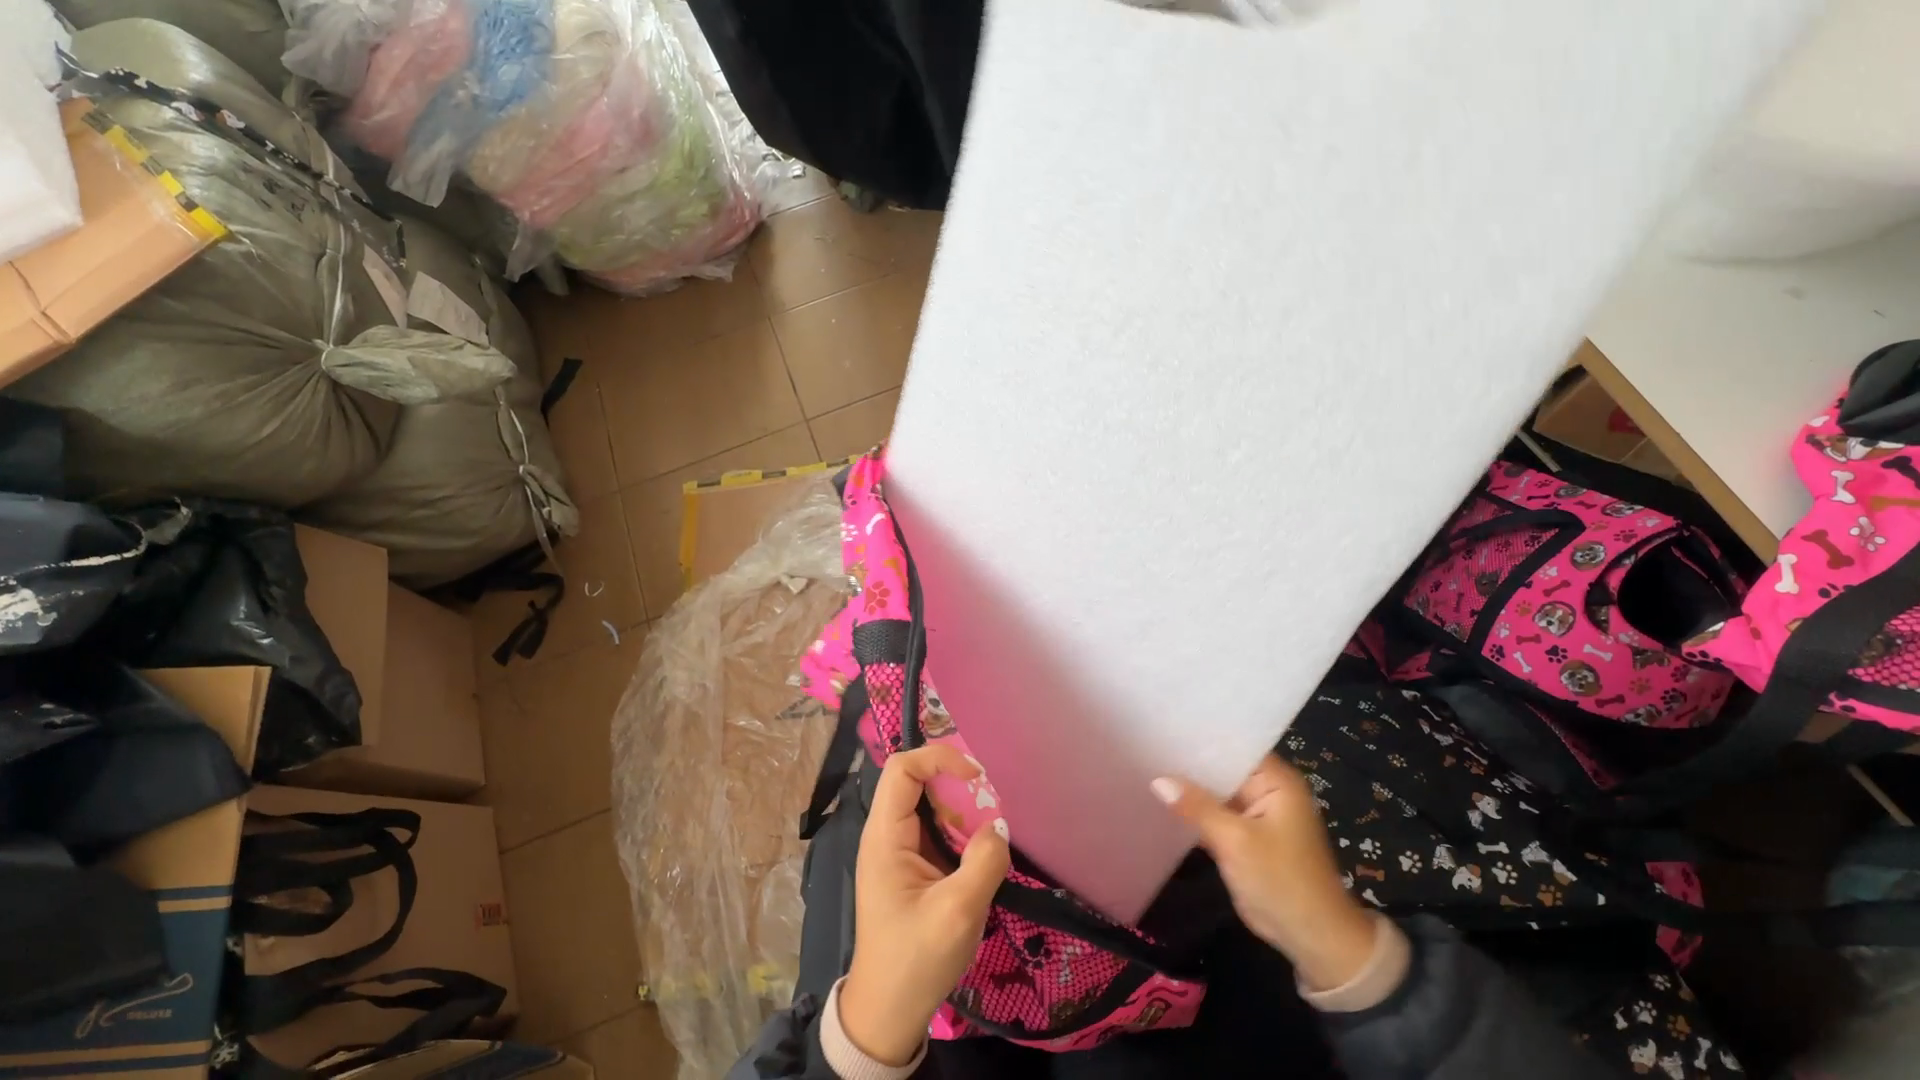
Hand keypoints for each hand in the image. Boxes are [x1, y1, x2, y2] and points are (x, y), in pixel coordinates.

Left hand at [839, 746, 1010, 1065]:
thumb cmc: (916, 959)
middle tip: (993, 808)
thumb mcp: (958, 912)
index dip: (940, 758)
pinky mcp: (912, 869)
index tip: (978, 779)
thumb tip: (998, 827)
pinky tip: (982, 853)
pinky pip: (937, 833)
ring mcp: (899, 852)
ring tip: (991, 833)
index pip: (903, 768)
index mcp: (885, 837)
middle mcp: (887, 835)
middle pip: (918, 782)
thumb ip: (983, 862)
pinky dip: (962, 834)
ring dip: (963, 812)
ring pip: (931, 808)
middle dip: (957, 787)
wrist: (888, 1011)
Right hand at [1152, 755, 1378, 991]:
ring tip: (1147, 767)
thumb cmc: (1281, 880)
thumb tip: (1158, 780)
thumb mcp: (1235, 840)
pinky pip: (1217, 815)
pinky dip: (1196, 813)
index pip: (1235, 747)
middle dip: (1190, 763)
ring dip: (1190, 789)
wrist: (1311, 936)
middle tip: (1147, 746)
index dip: (1201, 738)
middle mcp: (1268, 791)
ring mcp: (1257, 815)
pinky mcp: (1246, 838)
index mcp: (1277, 781)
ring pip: (1217, 794)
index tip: (1164, 728)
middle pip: (1223, 769)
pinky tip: (1162, 802)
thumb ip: (1197, 807)